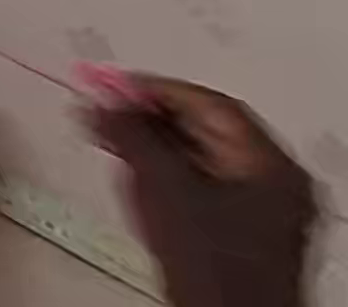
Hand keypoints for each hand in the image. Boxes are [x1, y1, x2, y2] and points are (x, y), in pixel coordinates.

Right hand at [86, 73, 316, 306]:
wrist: (219, 305)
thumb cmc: (203, 248)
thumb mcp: (156, 177)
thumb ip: (127, 128)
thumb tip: (100, 93)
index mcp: (267, 164)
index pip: (207, 102)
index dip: (151, 86)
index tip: (105, 82)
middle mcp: (271, 177)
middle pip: (198, 121)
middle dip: (139, 108)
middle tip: (95, 102)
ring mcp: (255, 197)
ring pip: (188, 143)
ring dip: (138, 129)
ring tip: (95, 125)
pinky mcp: (231, 212)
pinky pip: (187, 165)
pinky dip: (148, 151)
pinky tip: (116, 150)